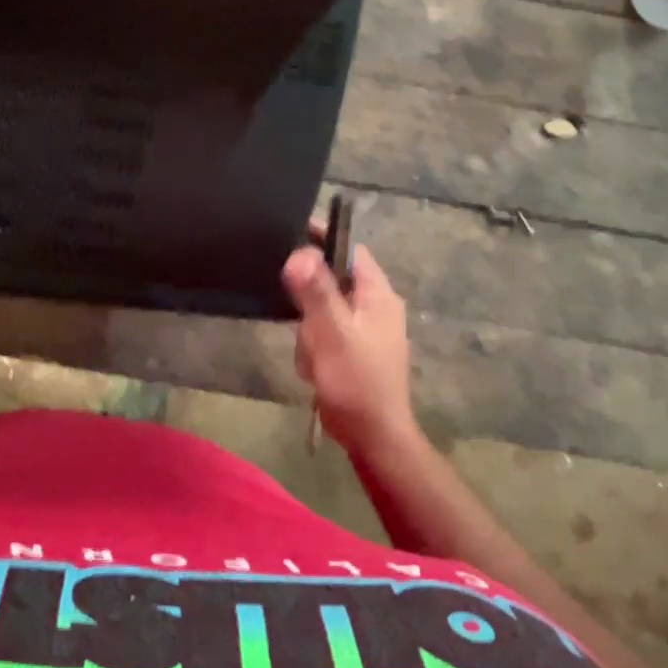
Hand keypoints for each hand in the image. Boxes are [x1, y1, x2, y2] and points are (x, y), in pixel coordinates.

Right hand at [282, 243, 414, 444]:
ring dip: (309, 325)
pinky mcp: (353, 350)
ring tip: (309, 349)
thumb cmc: (356, 380)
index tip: (290, 232)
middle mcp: (376, 307)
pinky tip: (312, 363)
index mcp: (378, 295)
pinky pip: (324, 332)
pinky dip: (313, 344)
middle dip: (309, 294)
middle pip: (334, 278)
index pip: (350, 250)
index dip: (323, 238)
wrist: (372, 434)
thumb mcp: (332, 332)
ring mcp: (365, 330)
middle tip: (291, 304)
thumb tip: (300, 252)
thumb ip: (316, 291)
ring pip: (324, 307)